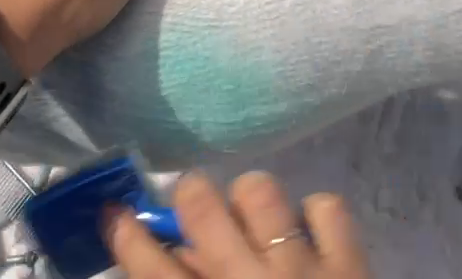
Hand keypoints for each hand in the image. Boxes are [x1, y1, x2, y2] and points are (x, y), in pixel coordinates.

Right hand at [105, 172, 371, 278]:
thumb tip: (176, 256)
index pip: (150, 266)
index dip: (124, 233)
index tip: (114, 211)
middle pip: (200, 205)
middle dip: (190, 195)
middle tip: (195, 205)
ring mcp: (298, 270)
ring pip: (260, 190)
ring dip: (251, 201)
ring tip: (256, 222)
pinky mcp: (347, 265)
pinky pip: (326, 206)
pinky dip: (315, 215)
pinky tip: (308, 237)